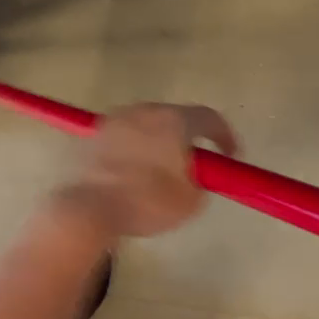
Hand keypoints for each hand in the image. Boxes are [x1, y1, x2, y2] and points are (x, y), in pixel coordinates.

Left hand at [64, 103, 238, 237]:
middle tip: (193, 164)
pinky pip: (124, 137)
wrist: (88, 207)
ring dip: (158, 142)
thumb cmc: (145, 202)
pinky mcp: (94, 134)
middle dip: (187, 138)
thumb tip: (195, 176)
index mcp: (173, 120)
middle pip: (174, 118)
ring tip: (160, 171)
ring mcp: (116, 119)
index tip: (231, 154)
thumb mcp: (190, 201)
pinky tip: (132, 173)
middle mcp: (144, 111)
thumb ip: (200, 182)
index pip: (209, 117)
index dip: (224, 135)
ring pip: (146, 125)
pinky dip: (134, 150)